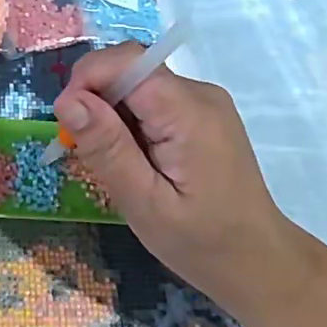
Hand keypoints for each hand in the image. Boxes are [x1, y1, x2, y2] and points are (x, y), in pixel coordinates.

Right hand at [55, 44, 301, 326]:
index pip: (126, 62)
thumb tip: (66, 100)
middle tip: (82, 146)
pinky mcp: (201, 113)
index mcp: (188, 111)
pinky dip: (129, 119)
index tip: (67, 122)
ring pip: (138, 82)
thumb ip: (106, 148)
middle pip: (131, 68)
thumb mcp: (144, 203)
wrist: (260, 265)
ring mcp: (203, 101)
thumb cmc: (202, 243)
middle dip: (95, 97)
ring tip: (111, 160)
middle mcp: (198, 93)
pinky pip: (152, 98)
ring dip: (111, 110)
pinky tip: (133, 158)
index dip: (87, 79)